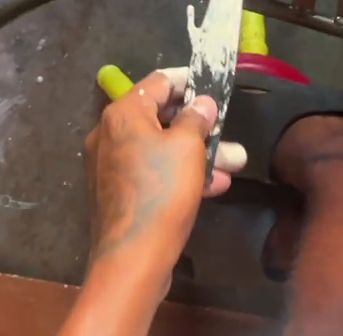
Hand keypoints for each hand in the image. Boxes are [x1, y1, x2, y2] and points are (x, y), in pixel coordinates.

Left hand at [82, 69, 243, 282]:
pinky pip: (151, 171)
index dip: (188, 81)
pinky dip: (178, 173)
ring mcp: (110, 165)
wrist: (131, 261)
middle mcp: (109, 133)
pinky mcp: (117, 193)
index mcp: (122, 113)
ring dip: (195, 152)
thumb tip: (201, 102)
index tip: (211, 86)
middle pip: (160, 116)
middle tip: (226, 130)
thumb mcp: (188, 148)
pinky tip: (214, 185)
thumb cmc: (161, 192)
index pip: (159, 82)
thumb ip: (196, 118)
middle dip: (198, 125)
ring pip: (160, 147)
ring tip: (233, 163)